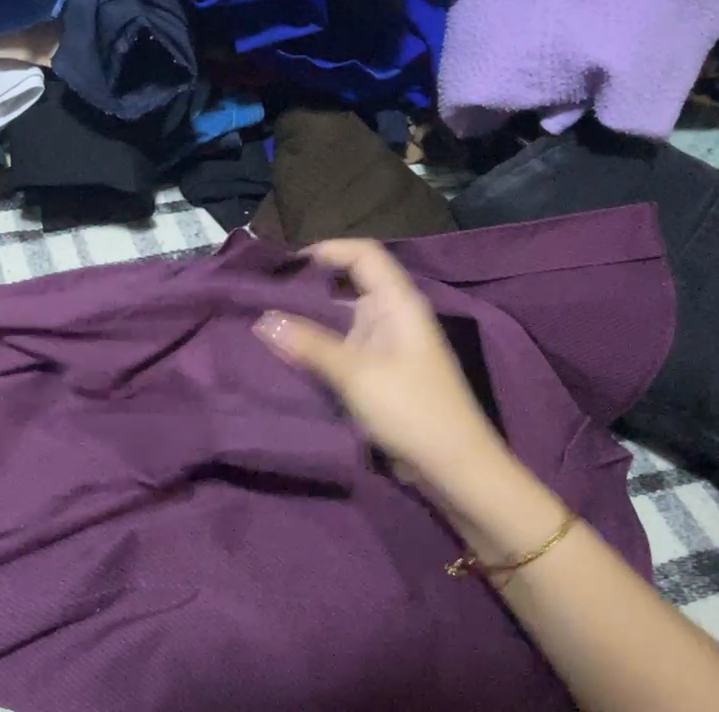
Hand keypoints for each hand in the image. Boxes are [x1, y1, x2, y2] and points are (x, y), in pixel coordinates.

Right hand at [254, 240, 506, 486]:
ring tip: (265, 323)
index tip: (287, 264)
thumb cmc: (413, 410)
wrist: (456, 469)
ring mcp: (386, 346)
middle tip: (263, 294)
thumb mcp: (356, 374)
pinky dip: (316, 348)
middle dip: (307, 289)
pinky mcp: (379, 373)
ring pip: (341, 320)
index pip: (364, 255)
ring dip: (308, 321)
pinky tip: (286, 355)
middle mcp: (392, 317)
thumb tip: (261, 320)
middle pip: (347, 285)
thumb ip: (308, 344)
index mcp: (398, 304)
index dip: (328, 249)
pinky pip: (342, 348)